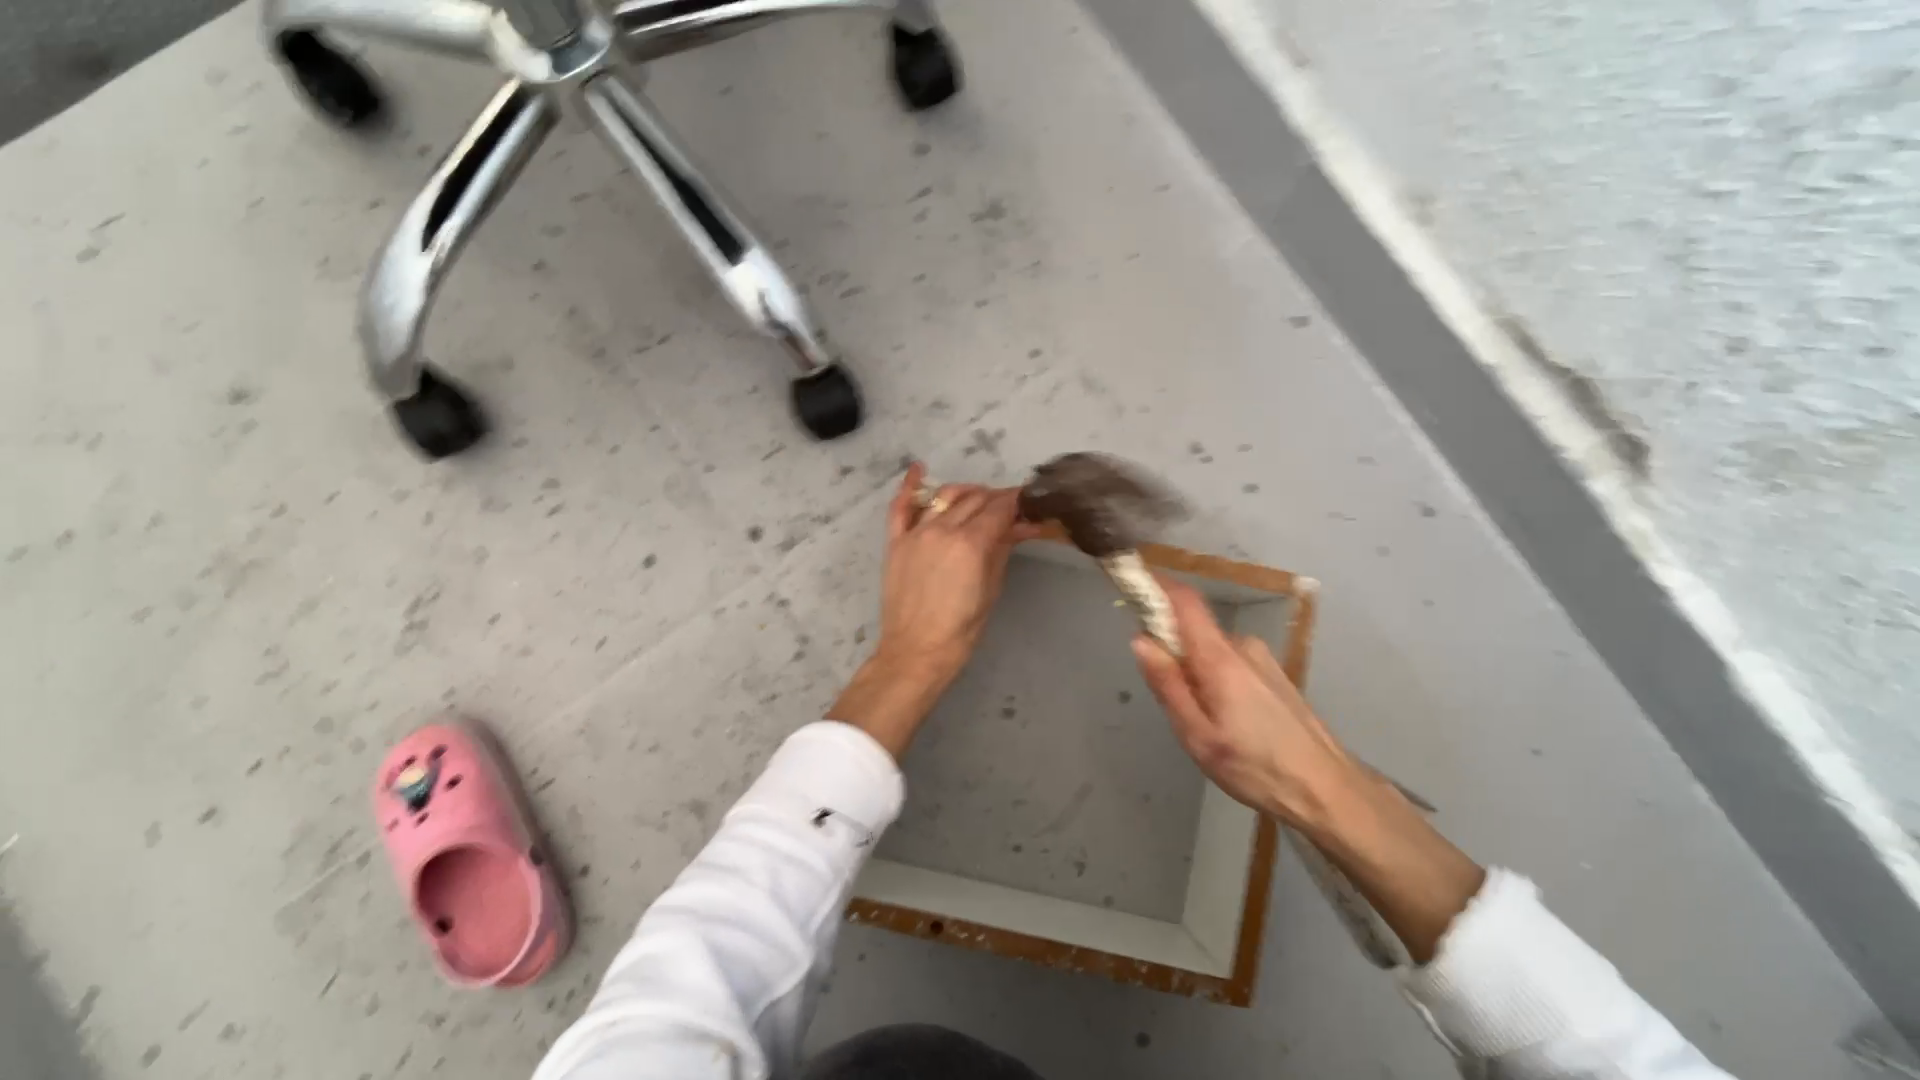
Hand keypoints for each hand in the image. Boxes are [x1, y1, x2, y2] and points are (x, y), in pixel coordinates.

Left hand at [873, 462, 1039, 682]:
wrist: (916, 651)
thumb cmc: (961, 629)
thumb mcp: (991, 588)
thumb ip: (1002, 550)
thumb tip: (1021, 526)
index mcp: (971, 543)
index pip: (1000, 508)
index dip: (1018, 502)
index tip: (1029, 501)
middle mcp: (943, 529)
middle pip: (974, 498)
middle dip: (996, 498)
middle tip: (1009, 507)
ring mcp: (916, 533)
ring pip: (945, 496)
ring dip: (966, 492)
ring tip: (979, 498)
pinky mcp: (896, 542)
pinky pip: (900, 507)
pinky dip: (909, 486)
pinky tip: (919, 469)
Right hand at [1133, 580, 1483, 962]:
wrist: (1326, 789)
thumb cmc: (1255, 767)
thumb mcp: (1197, 735)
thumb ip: (1168, 685)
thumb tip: (1140, 640)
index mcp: (1220, 658)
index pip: (1185, 601)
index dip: (1156, 587)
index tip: (1131, 587)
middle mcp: (1243, 647)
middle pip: (1195, 631)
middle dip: (1173, 653)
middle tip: (1171, 704)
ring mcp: (1263, 661)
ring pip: (1213, 653)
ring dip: (1197, 674)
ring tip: (1206, 727)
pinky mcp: (1275, 676)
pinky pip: (1232, 666)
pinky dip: (1218, 683)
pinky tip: (1232, 727)